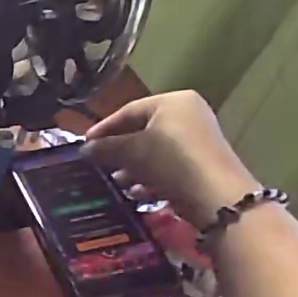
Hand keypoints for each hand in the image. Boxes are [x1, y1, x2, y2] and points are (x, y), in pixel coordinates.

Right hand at [81, 90, 261, 226]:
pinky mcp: (199, 164)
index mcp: (173, 101)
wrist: (214, 195)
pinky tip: (135, 192)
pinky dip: (149, 177)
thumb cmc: (170, 161)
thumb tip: (85, 149)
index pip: (129, 111)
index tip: (84, 144)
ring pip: (153, 152)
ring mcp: (196, 140)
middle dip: (118, 151)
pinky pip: (166, 166)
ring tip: (114, 182)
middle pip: (141, 131)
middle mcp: (187, 115)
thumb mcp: (131, 151)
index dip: (104, 128)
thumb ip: (105, 147)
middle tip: (97, 164)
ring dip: (131, 168)